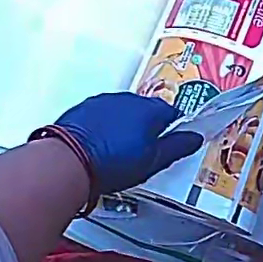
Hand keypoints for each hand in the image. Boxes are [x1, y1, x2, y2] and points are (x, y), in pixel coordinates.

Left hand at [43, 93, 204, 198]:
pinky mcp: (83, 109)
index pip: (173, 114)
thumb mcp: (153, 161)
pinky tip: (100, 148)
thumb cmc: (112, 162)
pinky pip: (101, 116)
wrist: (67, 162)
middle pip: (147, 111)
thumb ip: (177, 147)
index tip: (169, 144)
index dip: (173, 131)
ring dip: (124, 127)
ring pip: (123, 112)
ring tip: (119, 153)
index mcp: (151, 109)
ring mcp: (103, 102)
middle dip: (147, 129)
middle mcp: (128, 99)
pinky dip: (103, 128)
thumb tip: (195, 138)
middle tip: (144, 153)